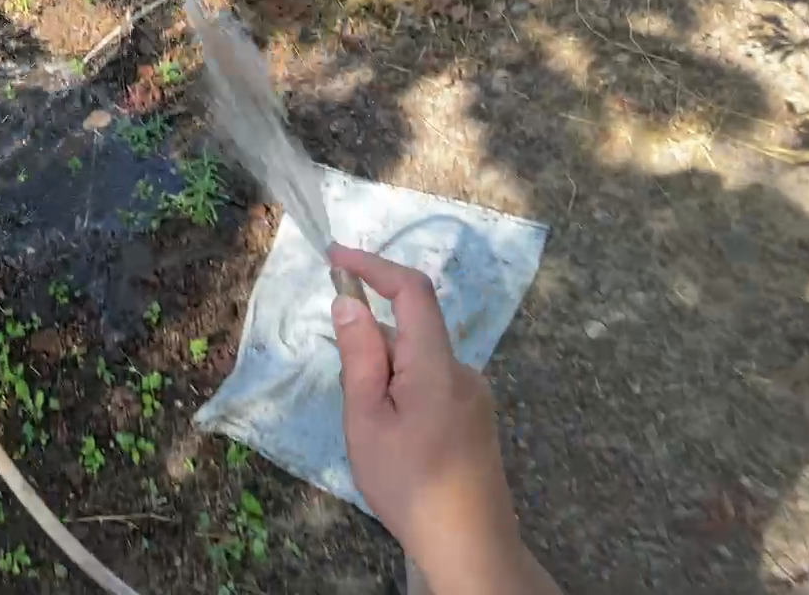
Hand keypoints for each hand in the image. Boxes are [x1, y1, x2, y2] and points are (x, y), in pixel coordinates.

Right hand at [329, 247, 557, 594]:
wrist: (472, 552)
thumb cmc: (408, 485)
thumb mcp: (366, 419)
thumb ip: (359, 355)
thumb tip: (348, 301)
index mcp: (437, 367)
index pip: (412, 291)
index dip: (373, 265)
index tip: (333, 256)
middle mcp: (463, 371)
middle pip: (409, 329)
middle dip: (369, 345)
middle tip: (352, 401)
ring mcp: (473, 393)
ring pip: (415, 357)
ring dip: (383, 373)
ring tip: (374, 431)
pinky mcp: (474, 413)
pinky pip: (428, 378)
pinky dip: (400, 386)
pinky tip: (393, 434)